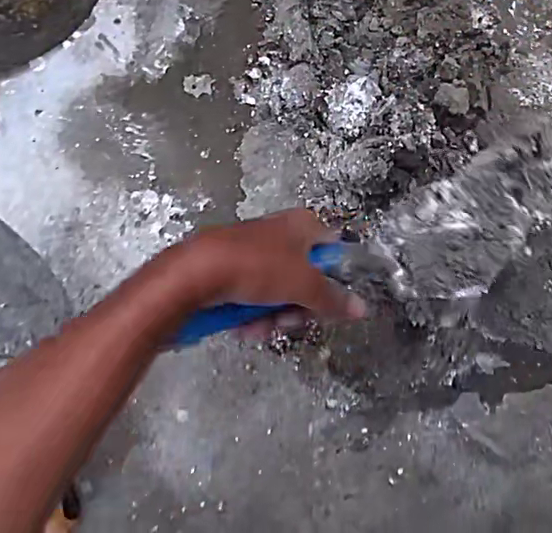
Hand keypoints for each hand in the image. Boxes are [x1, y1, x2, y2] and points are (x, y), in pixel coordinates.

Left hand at [164, 209, 366, 333]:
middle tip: (290, 318)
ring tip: (260, 326)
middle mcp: (280, 233)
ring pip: (277, 291)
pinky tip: (241, 327)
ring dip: (273, 315)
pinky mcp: (229, 273)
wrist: (190, 277)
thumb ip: (333, 299)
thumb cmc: (254, 268)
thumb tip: (362, 308)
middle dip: (298, 304)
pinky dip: (249, 316)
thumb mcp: (303, 286)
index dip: (334, 277)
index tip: (329, 301)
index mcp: (303, 223)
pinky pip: (251, 297)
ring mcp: (253, 253)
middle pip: (305, 276)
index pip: (333, 249)